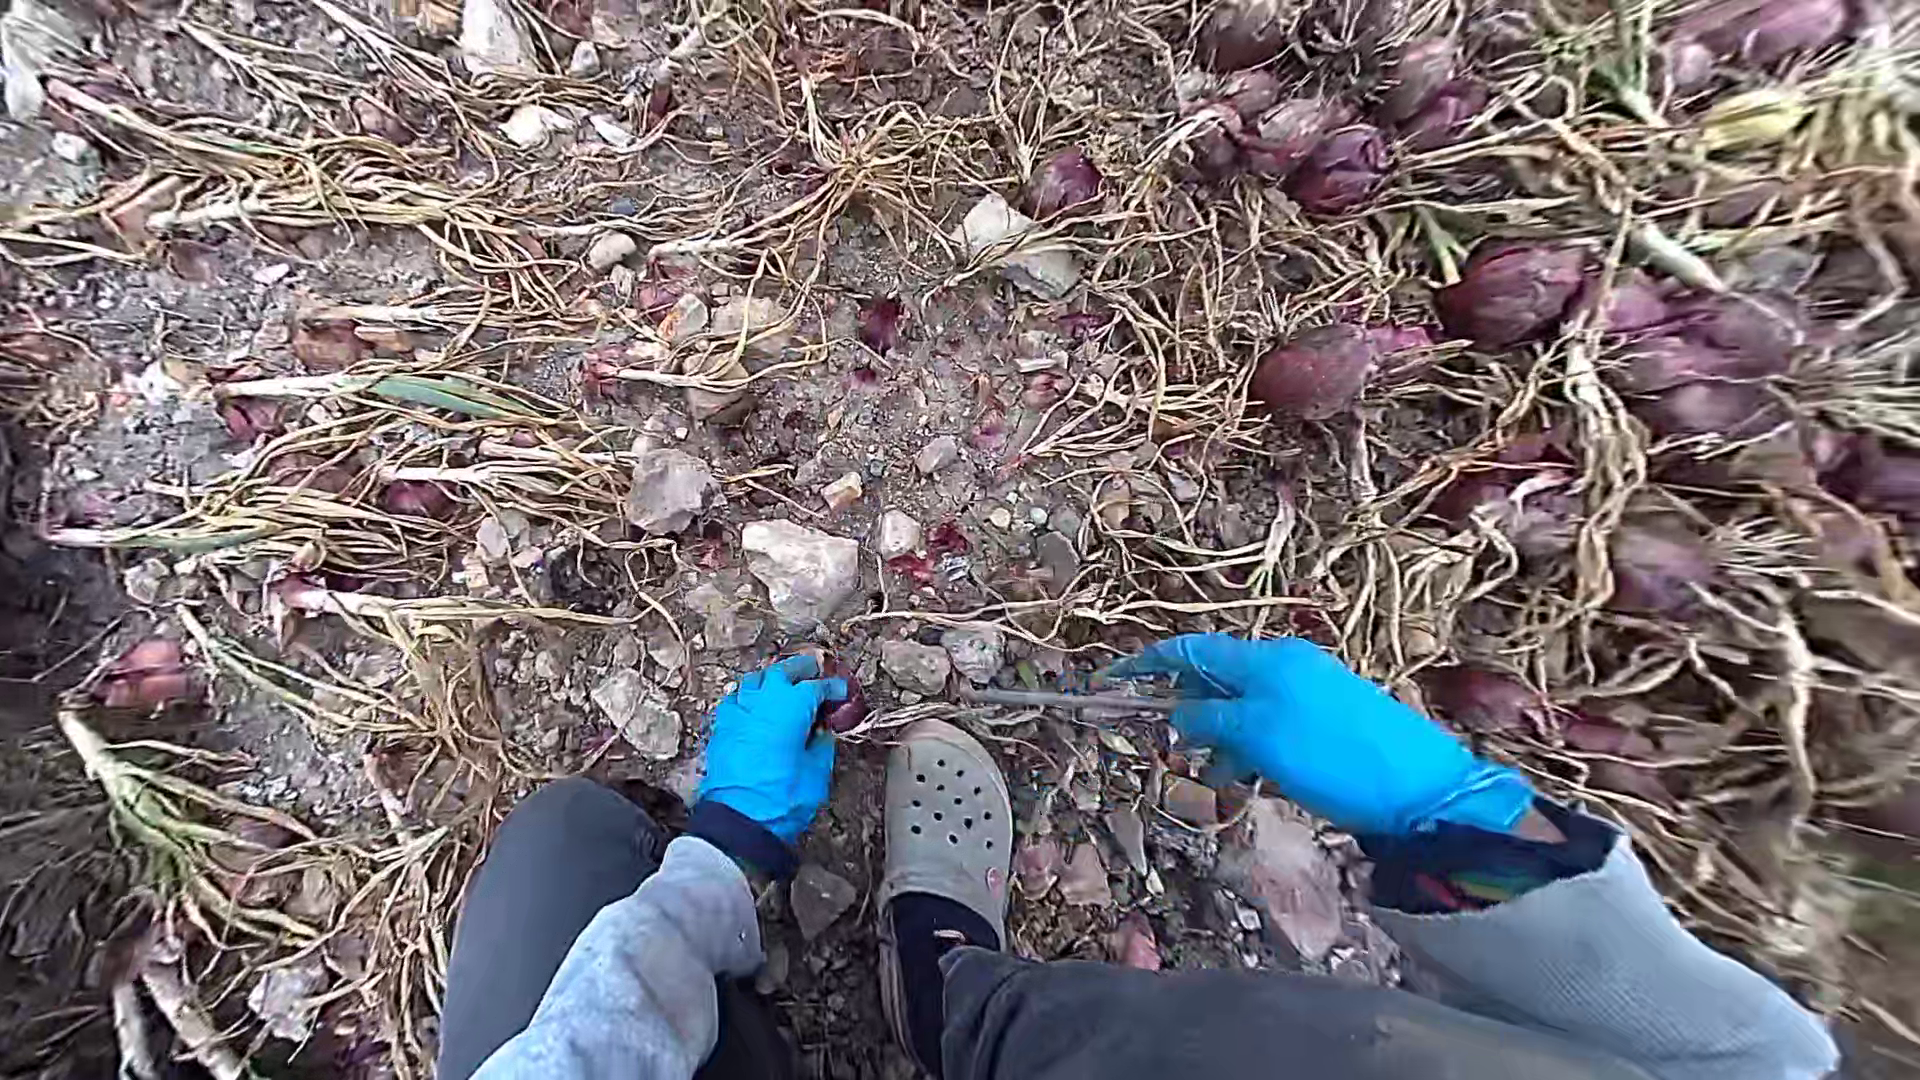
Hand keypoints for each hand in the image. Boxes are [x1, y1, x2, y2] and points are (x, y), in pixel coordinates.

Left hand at [698, 656, 847, 842]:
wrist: (738, 822)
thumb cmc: (780, 797)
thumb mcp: (817, 771)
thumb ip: (821, 743)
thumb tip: (821, 732)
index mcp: (793, 705)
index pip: (818, 687)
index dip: (833, 688)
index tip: (840, 691)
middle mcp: (765, 700)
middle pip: (785, 670)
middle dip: (802, 669)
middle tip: (814, 670)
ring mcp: (740, 710)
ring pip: (756, 678)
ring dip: (772, 677)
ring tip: (782, 681)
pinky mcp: (722, 726)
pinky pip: (735, 698)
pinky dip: (746, 695)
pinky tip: (751, 701)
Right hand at [1111, 634, 1532, 835]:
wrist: (1427, 794)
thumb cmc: (1331, 756)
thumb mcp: (1257, 736)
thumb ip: (1208, 719)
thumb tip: (1175, 713)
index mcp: (1264, 659)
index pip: (1190, 650)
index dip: (1147, 663)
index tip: (1113, 677)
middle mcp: (1282, 665)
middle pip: (1213, 679)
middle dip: (1187, 709)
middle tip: (1172, 744)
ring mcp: (1305, 690)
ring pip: (1239, 706)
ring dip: (1218, 736)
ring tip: (1216, 773)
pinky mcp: (1323, 716)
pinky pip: (1267, 723)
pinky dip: (1248, 745)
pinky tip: (1248, 776)